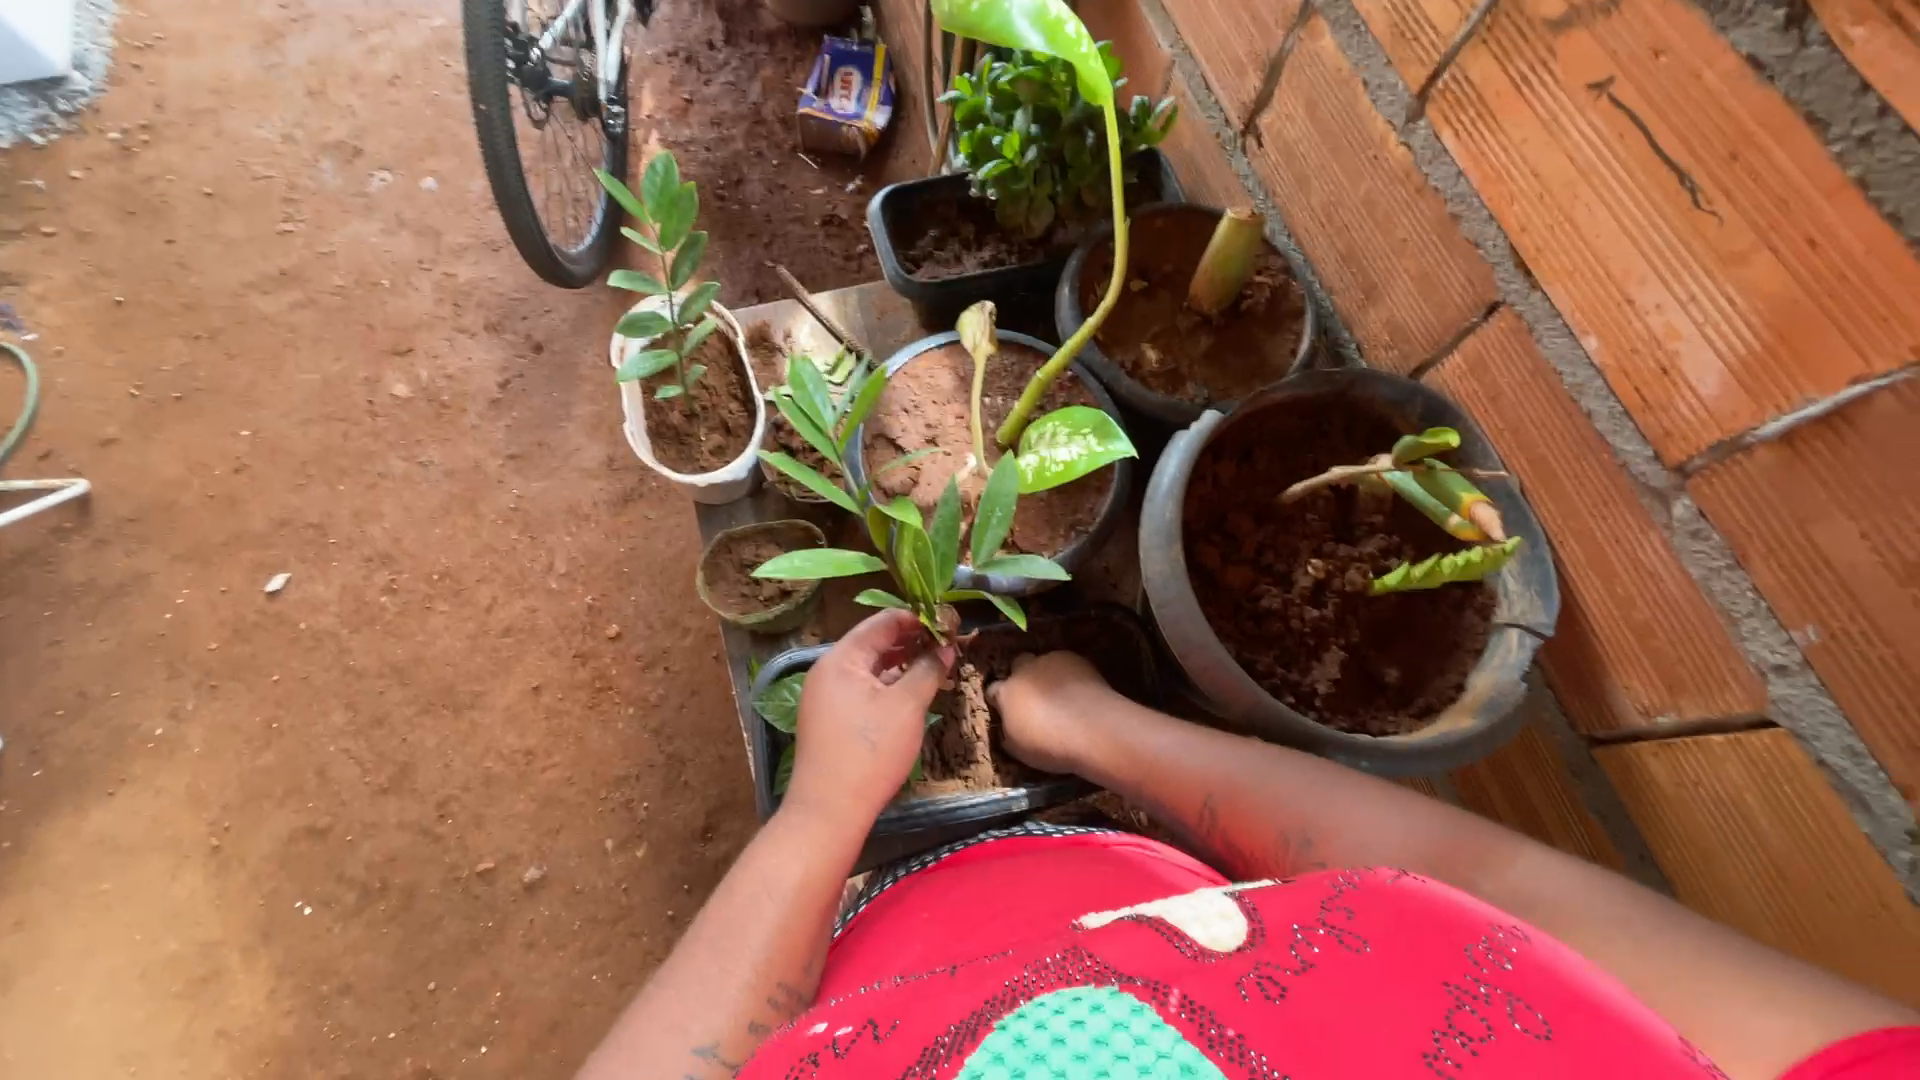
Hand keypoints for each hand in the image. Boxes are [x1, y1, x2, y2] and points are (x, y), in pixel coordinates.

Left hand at [783, 609, 954, 828]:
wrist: (829, 811)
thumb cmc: (870, 752)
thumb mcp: (907, 706)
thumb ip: (928, 669)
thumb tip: (945, 646)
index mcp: (840, 659)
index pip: (882, 622)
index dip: (917, 618)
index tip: (948, 622)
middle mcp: (828, 671)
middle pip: (874, 643)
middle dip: (912, 641)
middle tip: (947, 643)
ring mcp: (827, 696)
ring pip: (871, 668)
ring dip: (902, 664)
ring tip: (937, 664)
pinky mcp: (831, 719)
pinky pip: (863, 689)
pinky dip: (889, 685)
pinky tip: (913, 691)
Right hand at [986, 651, 1112, 774]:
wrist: (1092, 728)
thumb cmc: (1049, 744)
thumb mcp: (1018, 749)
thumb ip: (1008, 731)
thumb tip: (1007, 727)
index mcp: (1006, 692)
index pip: (993, 690)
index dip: (999, 700)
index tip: (1005, 710)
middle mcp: (1025, 670)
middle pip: (1018, 665)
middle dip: (1022, 676)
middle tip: (1034, 697)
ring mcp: (1051, 661)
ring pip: (1044, 662)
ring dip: (1047, 674)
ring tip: (1060, 695)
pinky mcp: (1077, 659)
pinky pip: (1067, 664)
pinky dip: (1069, 675)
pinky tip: (1078, 691)